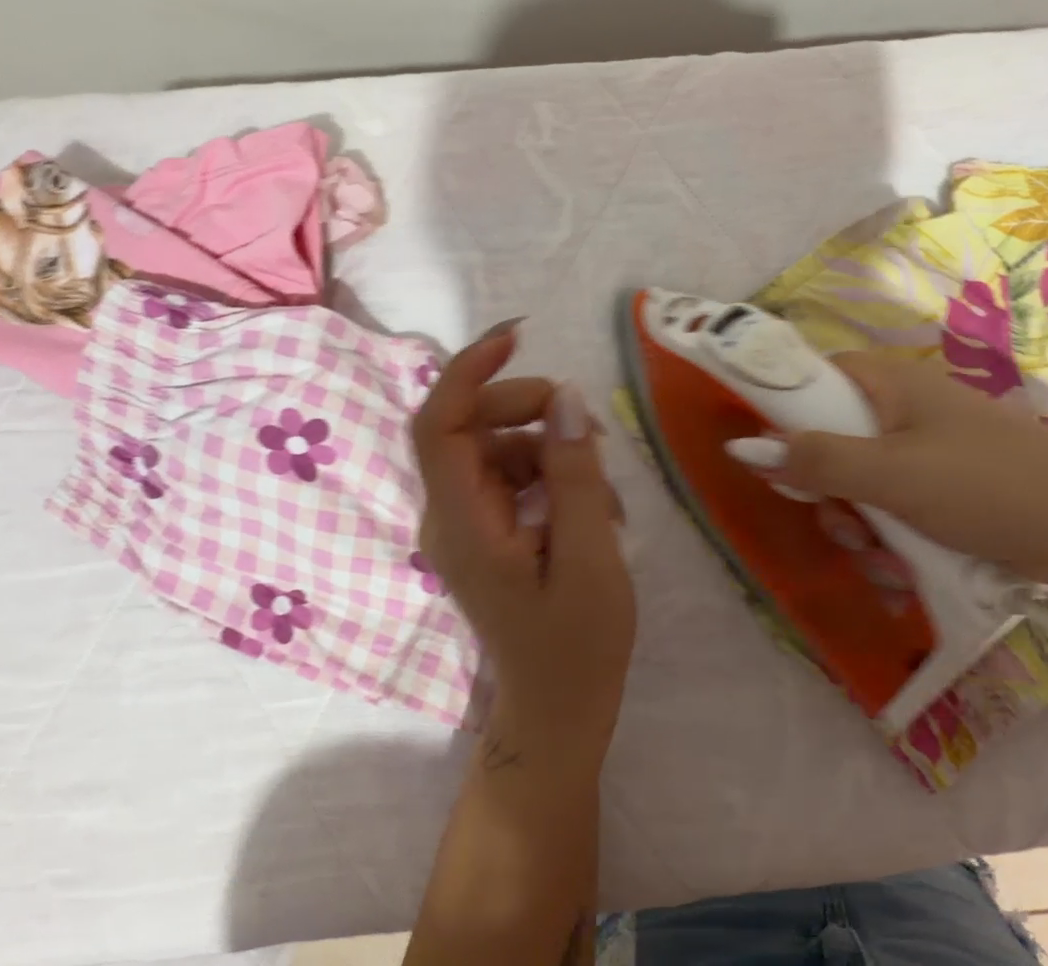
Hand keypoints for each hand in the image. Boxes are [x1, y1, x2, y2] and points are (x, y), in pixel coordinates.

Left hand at [411, 322, 634, 757]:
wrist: (557, 711)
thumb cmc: (577, 644)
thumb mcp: (591, 555)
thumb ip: (575, 474)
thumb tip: (567, 399)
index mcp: (462, 524)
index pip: (440, 424)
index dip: (470, 371)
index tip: (520, 336)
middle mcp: (449, 518)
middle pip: (471, 428)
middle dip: (531, 412)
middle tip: (592, 431)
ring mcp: (465, 528)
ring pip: (497, 451)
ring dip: (552, 451)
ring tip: (606, 492)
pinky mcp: (486, 536)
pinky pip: (511, 480)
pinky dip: (551, 478)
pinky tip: (593, 509)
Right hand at [729, 351, 1047, 584]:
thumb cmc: (985, 487)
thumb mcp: (890, 475)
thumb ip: (816, 460)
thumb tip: (743, 447)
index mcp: (893, 386)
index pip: (819, 377)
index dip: (789, 410)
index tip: (773, 458)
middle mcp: (908, 412)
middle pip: (836, 441)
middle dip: (831, 493)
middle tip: (845, 525)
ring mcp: (931, 454)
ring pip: (865, 486)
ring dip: (863, 529)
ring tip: (887, 561)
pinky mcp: (950, 493)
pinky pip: (899, 512)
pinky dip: (895, 543)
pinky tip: (906, 573)